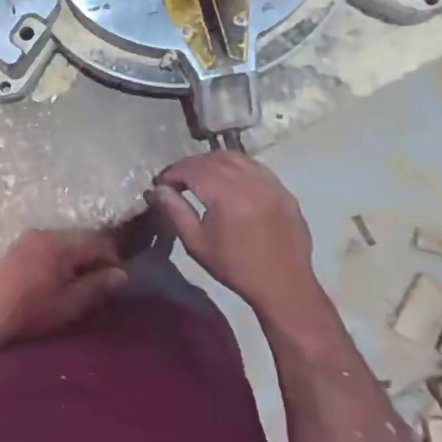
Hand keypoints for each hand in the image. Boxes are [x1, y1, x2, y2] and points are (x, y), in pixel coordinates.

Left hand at [0, 229, 128, 346]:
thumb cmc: (31, 313)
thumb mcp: (69, 305)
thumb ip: (97, 287)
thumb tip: (121, 275)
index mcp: (59, 245)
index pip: (98, 242)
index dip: (113, 259)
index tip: (118, 279)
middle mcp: (46, 233)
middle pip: (84, 238)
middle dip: (96, 257)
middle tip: (102, 281)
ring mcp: (32, 236)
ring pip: (69, 240)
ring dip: (80, 256)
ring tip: (83, 280)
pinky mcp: (22, 243)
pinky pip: (53, 243)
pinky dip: (64, 256)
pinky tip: (62, 275)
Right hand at [150, 152, 323, 321]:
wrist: (283, 284)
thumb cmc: (235, 267)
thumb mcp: (197, 244)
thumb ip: (176, 212)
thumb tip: (158, 190)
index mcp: (227, 195)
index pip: (193, 169)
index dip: (174, 171)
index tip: (162, 181)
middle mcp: (250, 181)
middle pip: (213, 159)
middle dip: (191, 165)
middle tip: (177, 179)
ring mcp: (270, 182)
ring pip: (236, 158)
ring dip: (213, 161)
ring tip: (200, 176)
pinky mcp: (282, 188)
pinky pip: (255, 166)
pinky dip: (236, 165)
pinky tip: (229, 179)